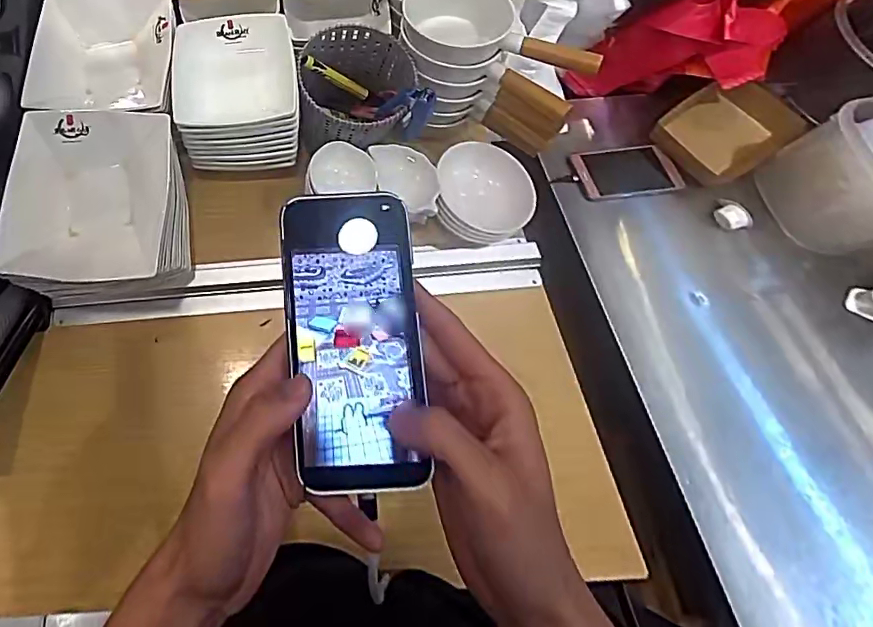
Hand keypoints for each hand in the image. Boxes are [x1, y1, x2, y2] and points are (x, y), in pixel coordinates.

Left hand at [110, 337, 382, 626]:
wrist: (205, 582)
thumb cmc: (207, 524)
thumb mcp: (230, 468)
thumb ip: (260, 422)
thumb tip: (300, 383)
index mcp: (250, 406)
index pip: (284, 355)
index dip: (315, 338)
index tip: (355, 331)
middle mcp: (268, 421)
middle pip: (316, 390)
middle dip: (350, 388)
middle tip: (390, 389)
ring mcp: (283, 452)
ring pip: (329, 433)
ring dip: (357, 445)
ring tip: (391, 453)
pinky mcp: (295, 484)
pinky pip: (331, 483)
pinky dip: (351, 501)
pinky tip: (369, 524)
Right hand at [387, 284, 607, 626]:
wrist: (524, 592)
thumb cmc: (524, 538)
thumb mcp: (488, 482)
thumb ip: (444, 436)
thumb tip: (398, 408)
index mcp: (496, 398)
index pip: (455, 338)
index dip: (425, 306)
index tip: (394, 280)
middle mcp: (473, 403)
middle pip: (428, 355)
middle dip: (394, 332)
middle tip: (354, 312)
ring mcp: (453, 425)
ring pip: (413, 381)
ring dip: (385, 366)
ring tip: (348, 344)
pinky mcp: (435, 447)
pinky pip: (405, 412)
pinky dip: (383, 401)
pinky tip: (358, 393)